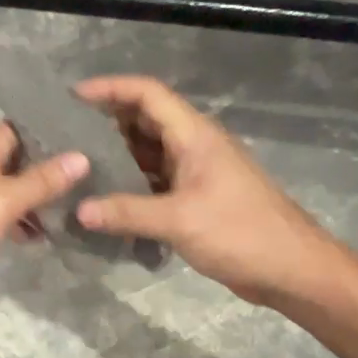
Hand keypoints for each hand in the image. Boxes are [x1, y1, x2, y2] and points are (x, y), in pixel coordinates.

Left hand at [0, 120, 88, 297]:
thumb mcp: (5, 202)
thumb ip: (43, 180)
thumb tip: (81, 156)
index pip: (26, 127)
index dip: (56, 140)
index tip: (89, 154)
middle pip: (16, 155)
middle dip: (45, 174)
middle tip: (83, 191)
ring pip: (3, 181)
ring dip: (28, 199)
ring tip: (62, 217)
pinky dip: (8, 213)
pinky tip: (30, 234)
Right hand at [72, 76, 336, 302]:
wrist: (292, 269)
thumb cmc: (241, 233)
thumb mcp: (179, 221)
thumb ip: (126, 212)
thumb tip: (78, 210)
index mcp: (194, 135)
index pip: (148, 94)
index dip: (110, 88)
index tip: (73, 96)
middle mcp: (194, 145)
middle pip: (145, 119)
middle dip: (106, 121)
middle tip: (64, 133)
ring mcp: (196, 171)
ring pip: (149, 151)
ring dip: (117, 154)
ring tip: (76, 164)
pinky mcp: (196, 197)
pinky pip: (155, 179)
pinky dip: (130, 183)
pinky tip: (105, 199)